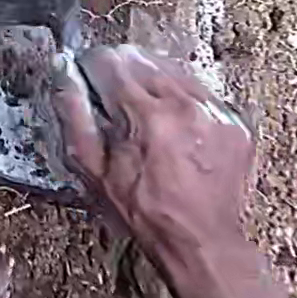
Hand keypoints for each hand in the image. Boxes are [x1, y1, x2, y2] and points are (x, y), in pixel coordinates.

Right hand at [50, 45, 253, 258]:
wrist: (201, 240)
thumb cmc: (143, 209)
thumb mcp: (92, 166)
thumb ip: (73, 113)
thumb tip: (63, 72)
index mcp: (144, 115)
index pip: (108, 61)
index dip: (90, 68)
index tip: (86, 80)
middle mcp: (183, 105)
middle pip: (140, 58)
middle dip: (119, 71)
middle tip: (111, 97)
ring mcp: (214, 111)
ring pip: (170, 68)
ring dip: (149, 80)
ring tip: (140, 110)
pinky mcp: (233, 120)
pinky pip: (199, 89)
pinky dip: (179, 96)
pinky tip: (170, 121)